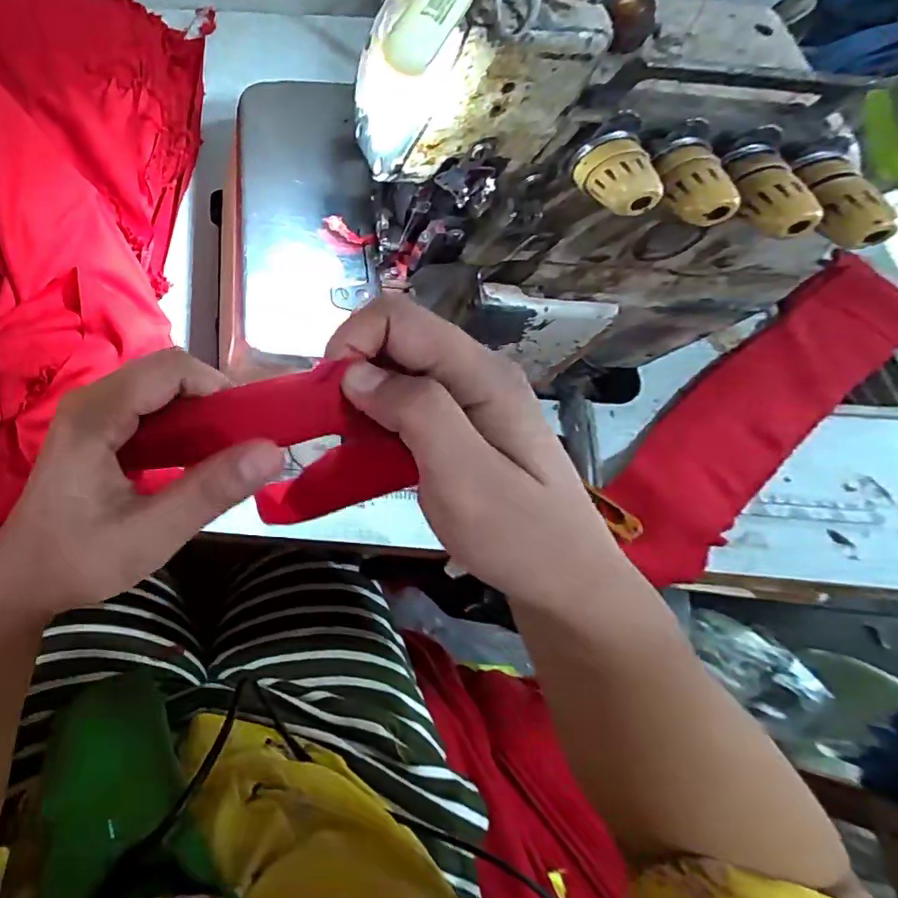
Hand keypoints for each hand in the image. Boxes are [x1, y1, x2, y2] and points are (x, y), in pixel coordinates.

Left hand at [0, 349, 284, 618]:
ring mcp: (85, 411)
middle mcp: (88, 400)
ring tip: (217, 453)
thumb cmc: (78, 562)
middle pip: (162, 372)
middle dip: (207, 399)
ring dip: (192, 412)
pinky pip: (141, 407)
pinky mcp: (88, 428)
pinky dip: (172, 423)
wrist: (20, 582)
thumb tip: (271, 451)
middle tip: (236, 444)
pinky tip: (184, 458)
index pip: (169, 368)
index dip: (216, 387)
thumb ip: (210, 490)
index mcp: (95, 415)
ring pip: (154, 388)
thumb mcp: (151, 534)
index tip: (246, 428)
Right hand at [325, 295, 638, 611]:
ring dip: (359, 397)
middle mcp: (472, 371)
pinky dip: (373, 417)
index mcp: (479, 373)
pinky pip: (400, 398)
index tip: (332, 397)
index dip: (352, 342)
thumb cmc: (519, 535)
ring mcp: (466, 394)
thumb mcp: (465, 477)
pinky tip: (373, 450)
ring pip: (391, 368)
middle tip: (339, 427)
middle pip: (392, 337)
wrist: (565, 580)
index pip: (397, 317)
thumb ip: (416, 413)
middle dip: (351, 371)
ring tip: (354, 443)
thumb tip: (354, 373)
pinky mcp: (456, 420)